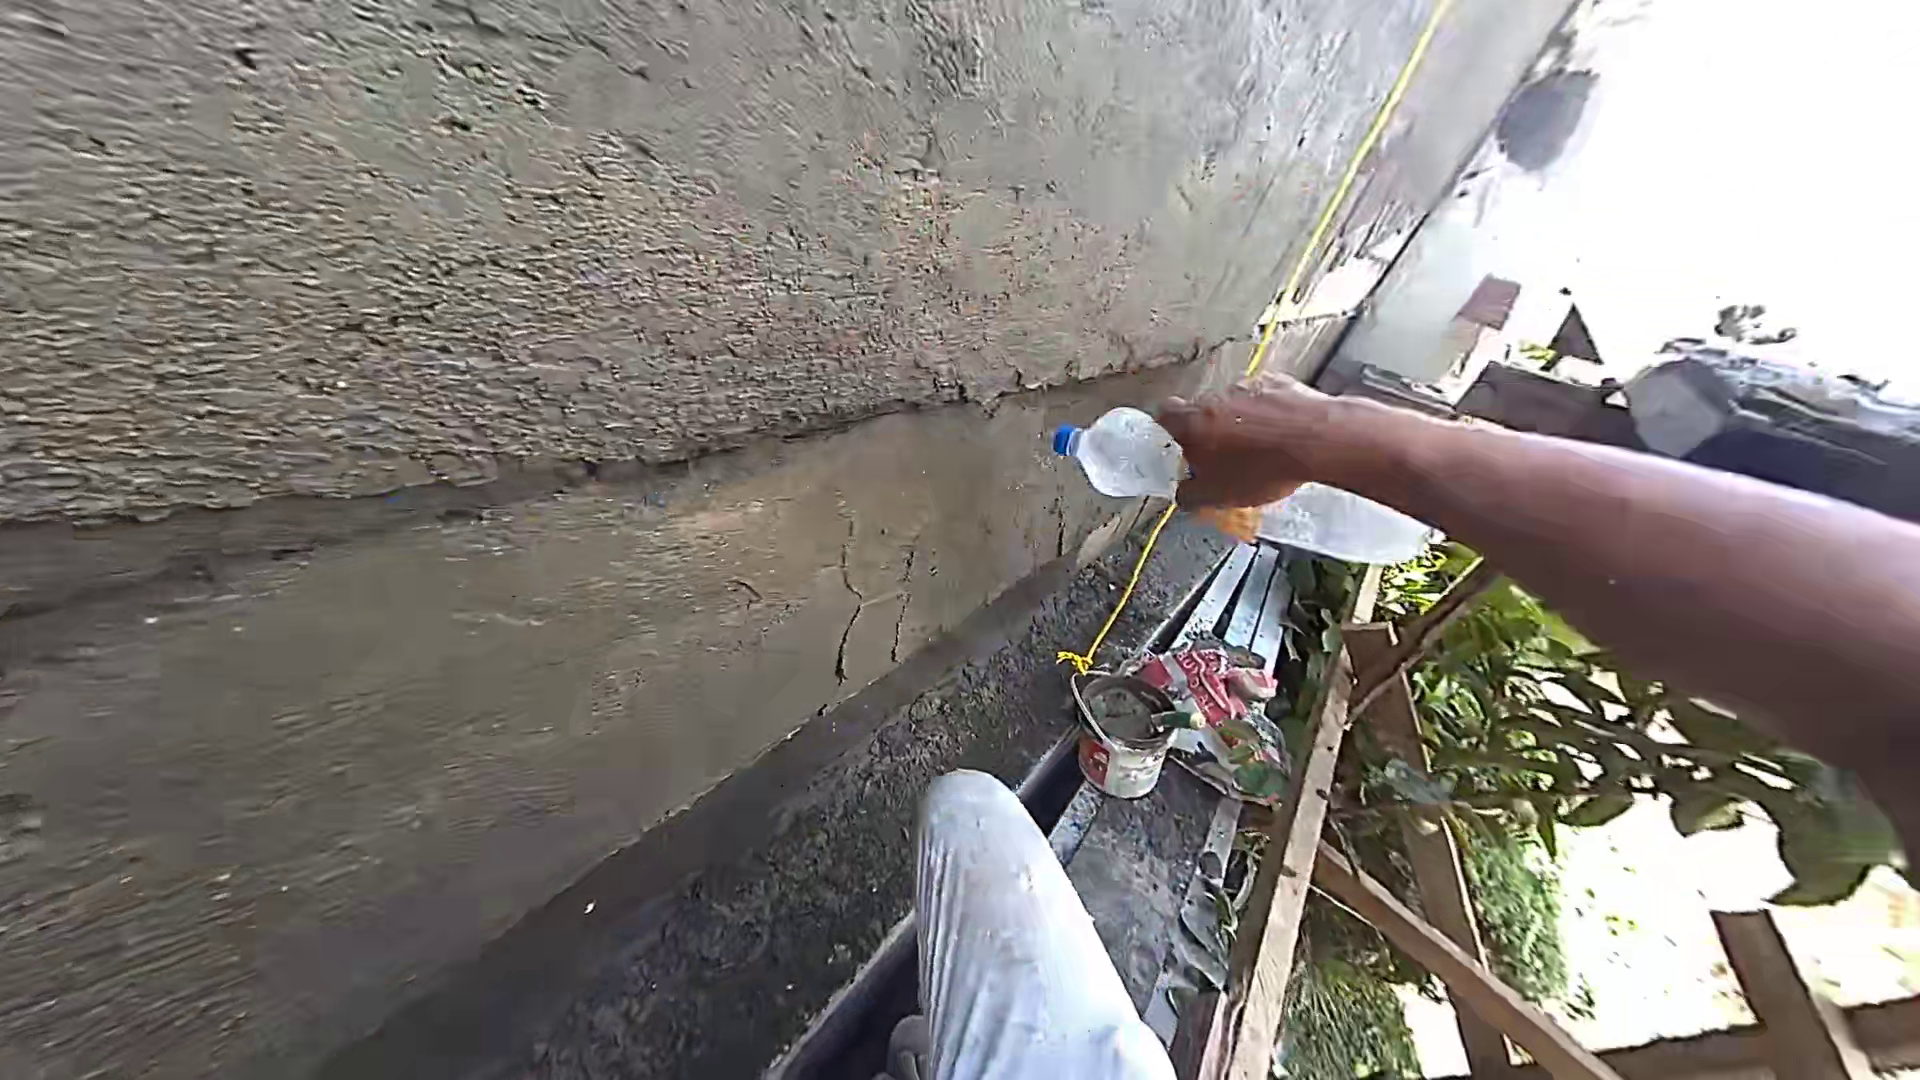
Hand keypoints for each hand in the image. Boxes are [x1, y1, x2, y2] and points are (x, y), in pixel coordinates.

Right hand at [1156, 376, 1337, 506]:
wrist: (1320, 442)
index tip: (1175, 446)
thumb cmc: (1262, 469)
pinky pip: (1262, 398)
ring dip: (1236, 421)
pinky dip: (1265, 413)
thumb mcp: (1217, 496)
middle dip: (1205, 430)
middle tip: (1217, 455)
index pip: (1163, 415)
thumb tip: (1183, 495)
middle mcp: (1214, 398)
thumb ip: (1190, 494)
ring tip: (1255, 448)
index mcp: (1191, 423)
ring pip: (1231, 404)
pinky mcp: (1277, 382)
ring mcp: (1246, 387)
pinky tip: (1279, 435)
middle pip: (1199, 410)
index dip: (1166, 430)